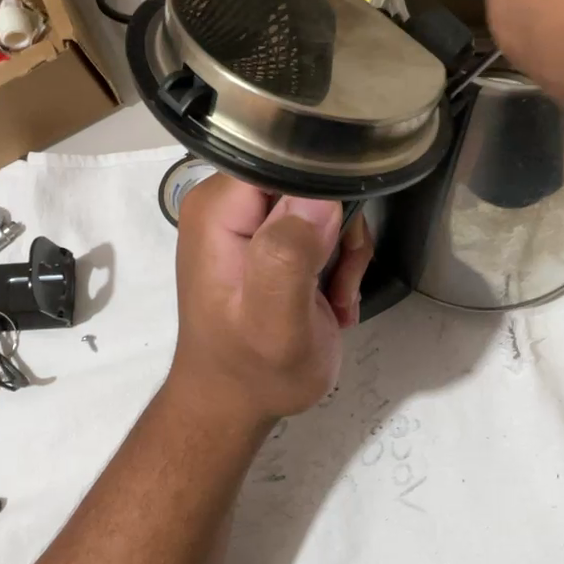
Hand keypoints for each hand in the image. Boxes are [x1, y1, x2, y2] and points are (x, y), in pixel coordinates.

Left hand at [165, 176, 373, 427]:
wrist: (236, 405)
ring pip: (326, 208)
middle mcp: (230, 206)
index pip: (284, 158)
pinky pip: (323, 232)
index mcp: (219, 209)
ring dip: (344, 256)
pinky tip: (329, 304)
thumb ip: (288, 258)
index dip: (323, 191)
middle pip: (311, 182)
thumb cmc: (254, 372)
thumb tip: (320, 201)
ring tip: (332, 301)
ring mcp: (250, 226)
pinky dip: (339, 269)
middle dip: (339, 232)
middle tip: (336, 283)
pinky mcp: (271, 245)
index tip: (332, 242)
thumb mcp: (274, 323)